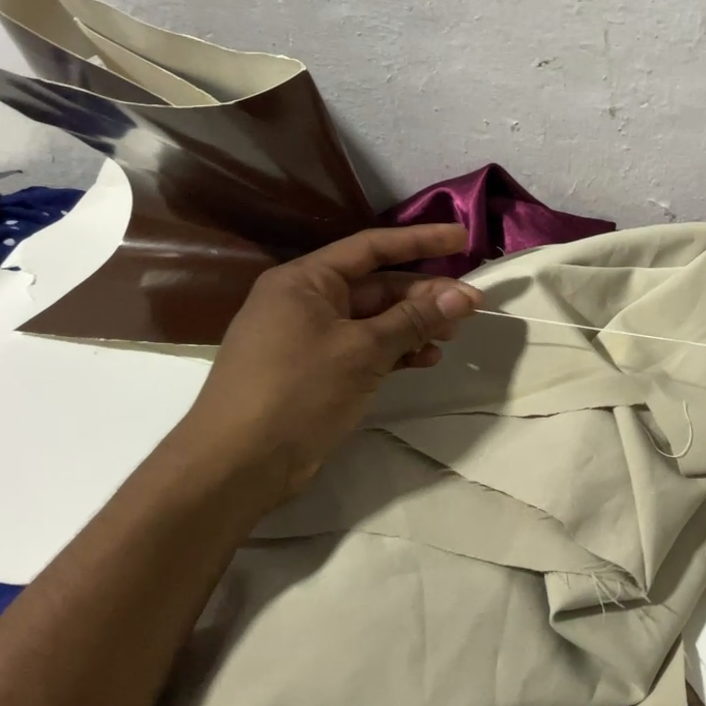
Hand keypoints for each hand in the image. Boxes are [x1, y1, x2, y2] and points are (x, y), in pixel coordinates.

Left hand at [173, 224, 481, 504]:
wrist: (234, 468)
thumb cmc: (295, 392)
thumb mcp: (362, 350)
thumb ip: (414, 319)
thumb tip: (464, 296)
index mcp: (304, 281)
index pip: (371, 247)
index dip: (420, 240)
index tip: (463, 238)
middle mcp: (305, 301)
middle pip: (378, 285)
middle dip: (425, 293)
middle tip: (471, 305)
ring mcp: (310, 337)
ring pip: (376, 318)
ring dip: (416, 323)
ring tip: (453, 335)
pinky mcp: (317, 369)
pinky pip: (367, 346)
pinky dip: (397, 349)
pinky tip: (426, 359)